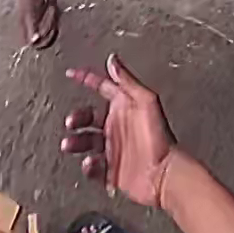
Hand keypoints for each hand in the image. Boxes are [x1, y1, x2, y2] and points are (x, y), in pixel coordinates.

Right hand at [62, 54, 179, 208]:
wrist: (164, 174)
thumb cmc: (158, 135)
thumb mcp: (145, 101)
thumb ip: (127, 80)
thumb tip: (112, 59)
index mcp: (123, 105)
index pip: (101, 87)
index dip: (86, 78)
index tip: (70, 74)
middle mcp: (115, 125)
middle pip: (88, 117)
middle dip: (77, 117)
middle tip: (70, 122)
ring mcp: (113, 148)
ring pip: (86, 142)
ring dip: (76, 142)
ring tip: (69, 144)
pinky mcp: (112, 171)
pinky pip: (94, 167)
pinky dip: (88, 166)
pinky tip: (90, 163)